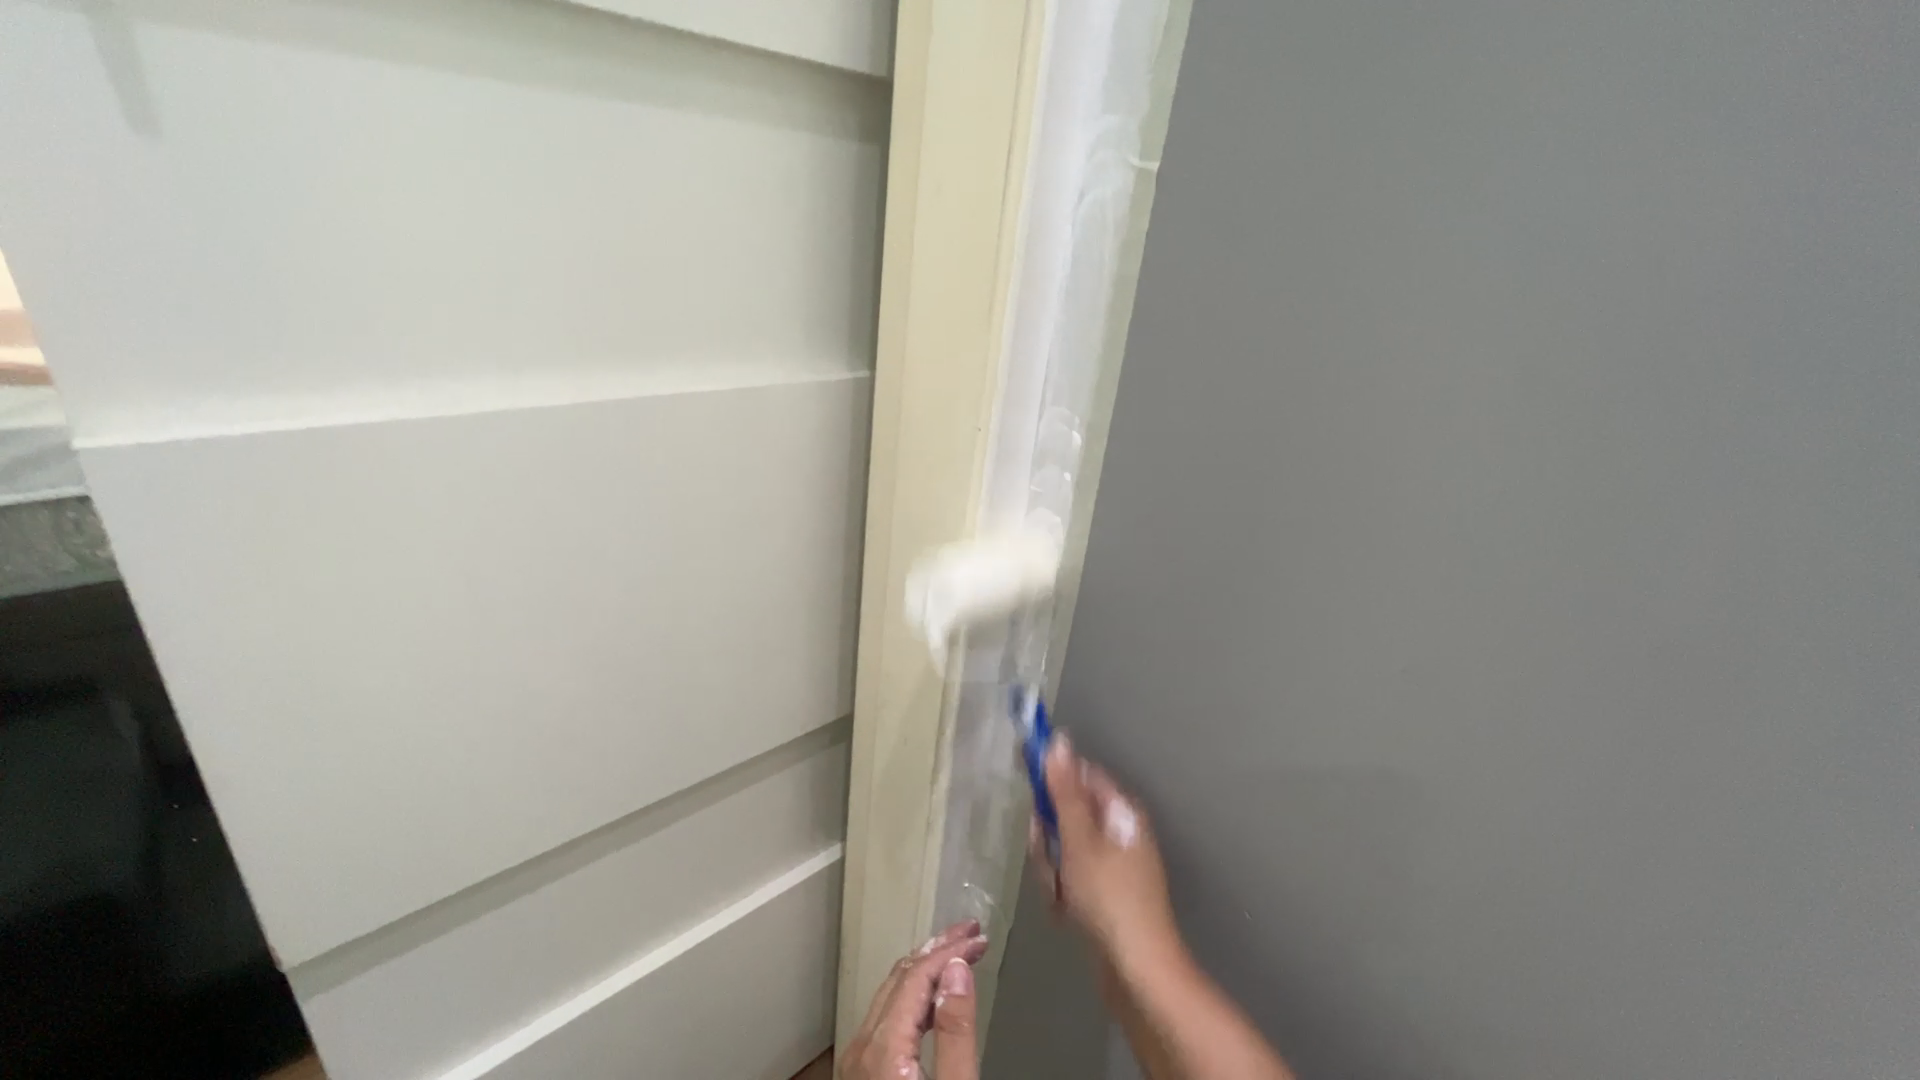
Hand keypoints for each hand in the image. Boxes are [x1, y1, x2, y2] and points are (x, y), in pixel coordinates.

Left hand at [840, 919, 987, 1079]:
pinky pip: (886, 1017)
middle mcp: (861, 1046)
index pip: (917, 976)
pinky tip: (932, 997)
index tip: (980, 939)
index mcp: (882, 1046)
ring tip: (955, 954)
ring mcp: (857, 1060)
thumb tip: (957, 970)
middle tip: (969, 932)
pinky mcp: (861, 1072)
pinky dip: (912, 995)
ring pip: (890, 994)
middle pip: (901, 978)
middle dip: (938, 949)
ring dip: (925, 969)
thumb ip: (955, 1033)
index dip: (951, 950)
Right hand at [1030, 735, 1178, 962]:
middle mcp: (1118, 832)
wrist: (1137, 968)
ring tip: (1059, 892)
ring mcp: (1112, 864)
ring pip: (1063, 848)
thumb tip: (1058, 740)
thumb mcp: (1078, 839)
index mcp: (1120, 812)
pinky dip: (1062, 890)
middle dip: (1049, 836)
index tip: (1029, 787)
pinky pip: (1071, 877)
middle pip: (1067, 814)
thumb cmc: (1108, 897)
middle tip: (1049, 858)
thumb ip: (1064, 790)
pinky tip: (1065, 911)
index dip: (1053, 777)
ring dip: (1052, 868)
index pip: (1081, 775)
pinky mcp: (1104, 893)